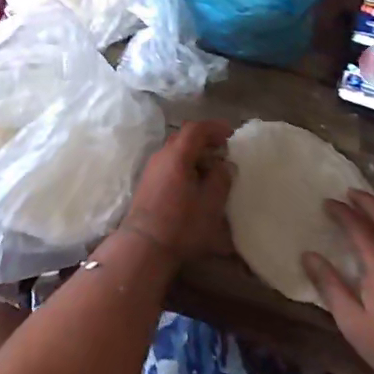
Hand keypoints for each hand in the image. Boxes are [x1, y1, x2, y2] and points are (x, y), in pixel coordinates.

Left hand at [118, 121, 234, 264]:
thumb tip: (223, 165)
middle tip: (222, 150)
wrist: (143, 246)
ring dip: (194, 154)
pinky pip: (169, 163)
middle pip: (184, 137)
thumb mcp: (211, 203)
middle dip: (204, 139)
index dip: (214, 127)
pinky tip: (193, 182)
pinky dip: (183, 164)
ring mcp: (151, 169)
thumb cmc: (181, 224)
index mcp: (177, 154)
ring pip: (175, 151)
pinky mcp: (147, 183)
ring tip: (210, 169)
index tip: (230, 134)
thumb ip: (221, 178)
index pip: (196, 128)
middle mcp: (161, 155)